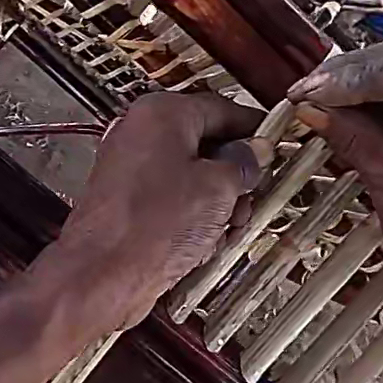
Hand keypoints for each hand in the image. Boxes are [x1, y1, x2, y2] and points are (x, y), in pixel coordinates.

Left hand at [47, 92, 261, 329]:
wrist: (103, 273)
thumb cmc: (150, 224)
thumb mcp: (218, 187)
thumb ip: (243, 163)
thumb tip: (254, 153)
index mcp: (160, 114)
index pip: (222, 109)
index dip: (254, 130)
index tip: (278, 147)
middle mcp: (138, 134)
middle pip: (205, 145)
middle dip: (234, 176)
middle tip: (252, 198)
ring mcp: (128, 168)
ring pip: (190, 177)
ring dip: (217, 203)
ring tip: (226, 228)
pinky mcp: (125, 201)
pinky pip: (171, 201)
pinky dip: (192, 218)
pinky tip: (204, 242)